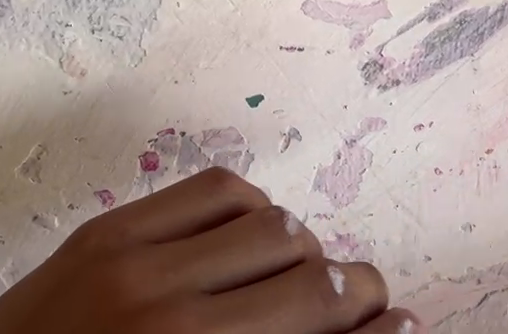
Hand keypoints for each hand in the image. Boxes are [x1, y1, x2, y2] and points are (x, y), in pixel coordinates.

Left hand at [0, 168, 422, 333]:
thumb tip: (373, 325)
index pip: (316, 326)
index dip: (376, 330)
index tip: (399, 322)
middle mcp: (171, 326)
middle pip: (308, 275)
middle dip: (347, 287)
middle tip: (350, 303)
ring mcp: (135, 266)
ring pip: (273, 222)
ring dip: (299, 247)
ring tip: (292, 272)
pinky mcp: (108, 229)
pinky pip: (217, 188)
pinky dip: (251, 207)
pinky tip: (244, 237)